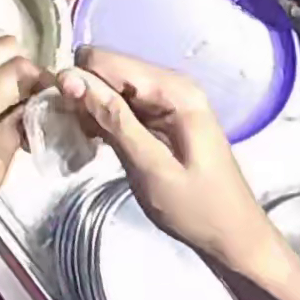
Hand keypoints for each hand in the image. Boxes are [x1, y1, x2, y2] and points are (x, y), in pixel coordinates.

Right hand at [58, 48, 299, 293]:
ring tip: (86, 140)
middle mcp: (168, 84)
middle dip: (83, 93)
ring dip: (90, 107)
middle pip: (105, 68)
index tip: (65, 112)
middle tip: (77, 131)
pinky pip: (118, 102)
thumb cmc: (197, 208)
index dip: (79, 80)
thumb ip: (113, 120)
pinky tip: (96, 141)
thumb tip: (72, 79)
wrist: (234, 239)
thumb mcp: (151, 167)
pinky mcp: (157, 115)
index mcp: (173, 90)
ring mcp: (163, 99)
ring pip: (108, 85)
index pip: (105, 59)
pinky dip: (101, 117)